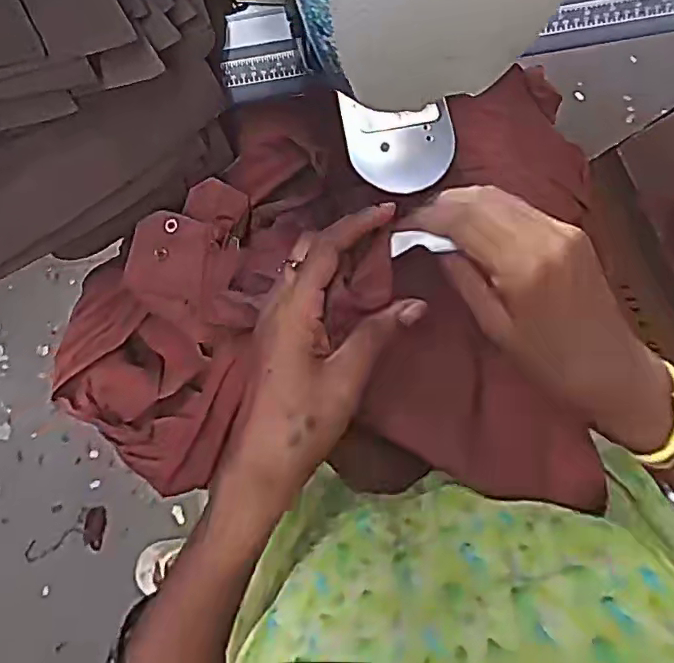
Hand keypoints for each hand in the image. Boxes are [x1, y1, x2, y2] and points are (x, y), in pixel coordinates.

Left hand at [217, 203, 426, 512]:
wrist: (258, 463)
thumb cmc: (302, 423)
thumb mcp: (346, 378)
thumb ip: (377, 334)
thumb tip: (415, 303)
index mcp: (292, 307)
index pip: (323, 248)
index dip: (355, 224)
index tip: (386, 210)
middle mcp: (276, 303)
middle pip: (307, 249)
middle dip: (343, 231)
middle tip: (381, 228)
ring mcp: (270, 317)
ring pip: (301, 266)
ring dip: (333, 252)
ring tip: (370, 250)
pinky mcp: (273, 332)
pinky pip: (299, 287)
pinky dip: (324, 274)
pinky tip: (346, 288)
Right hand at [401, 186, 673, 449]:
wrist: (617, 371)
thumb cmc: (553, 364)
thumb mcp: (497, 327)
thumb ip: (464, 278)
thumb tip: (436, 245)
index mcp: (524, 264)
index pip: (462, 218)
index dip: (426, 216)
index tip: (403, 225)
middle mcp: (546, 235)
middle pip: (480, 197)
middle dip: (441, 203)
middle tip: (416, 219)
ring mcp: (562, 228)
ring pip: (499, 195)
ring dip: (463, 200)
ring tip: (438, 219)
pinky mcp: (571, 230)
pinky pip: (519, 205)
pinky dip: (488, 206)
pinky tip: (472, 222)